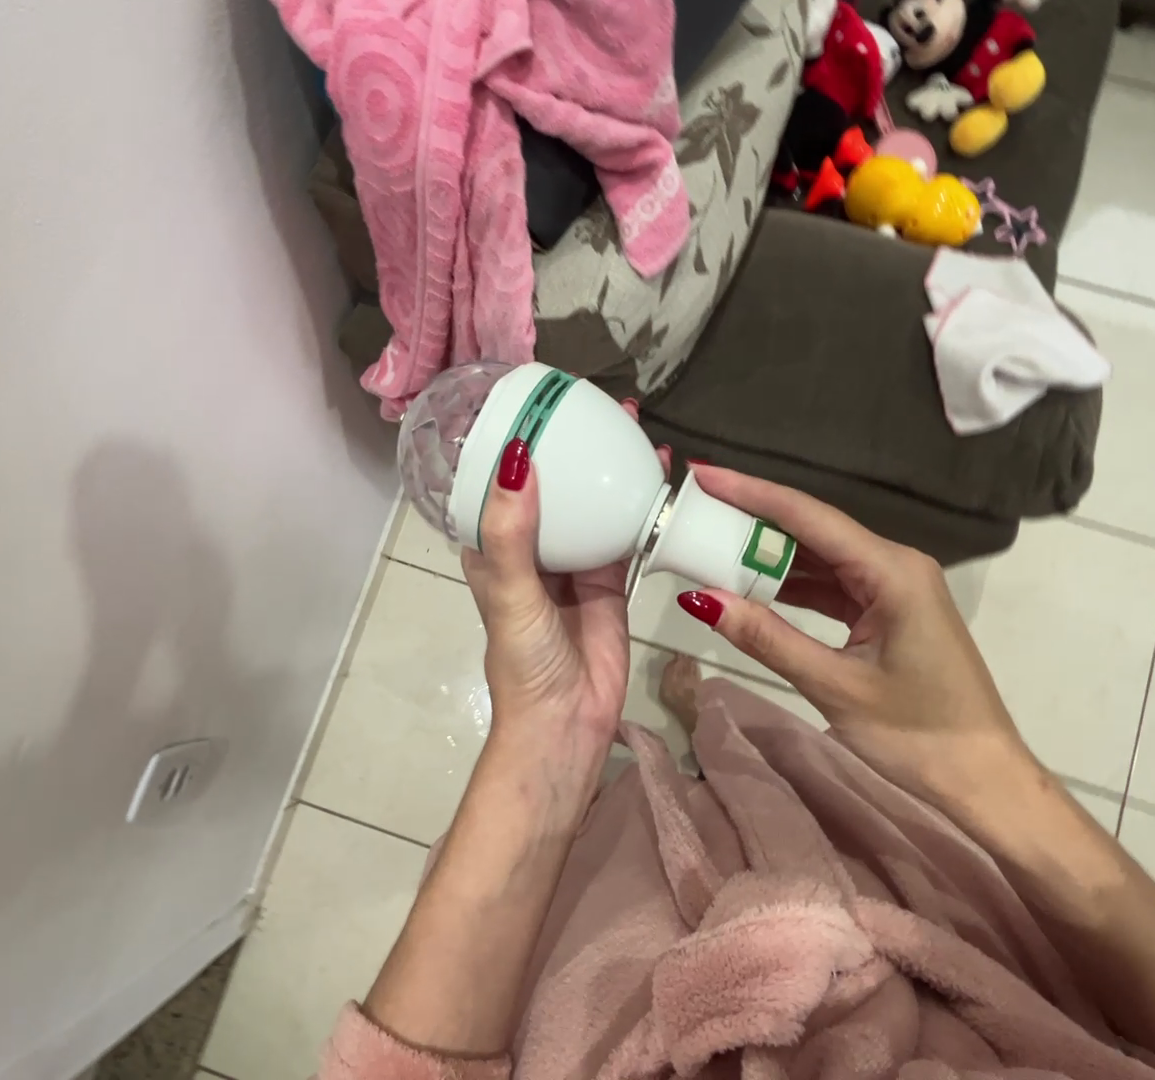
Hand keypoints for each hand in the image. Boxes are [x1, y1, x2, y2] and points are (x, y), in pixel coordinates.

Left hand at [461, 418, 662, 772]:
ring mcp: (574, 564)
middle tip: (593, 401)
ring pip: (590, 504)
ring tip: (630, 424)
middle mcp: (532, 550)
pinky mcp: (611, 581)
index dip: (512, 442)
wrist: (568, 723)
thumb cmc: (525, 660)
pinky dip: (639, 504)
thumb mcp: (509, 594)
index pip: (495, 484)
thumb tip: (518, 458)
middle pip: (550, 487)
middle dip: (568, 446)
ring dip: (606, 468)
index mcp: (494, 550)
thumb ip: (511, 533)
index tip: (534, 400)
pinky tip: (659, 472)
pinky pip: (625, 532)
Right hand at [674, 464, 1035, 804]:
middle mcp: (895, 565)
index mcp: (892, 571)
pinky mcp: (888, 610)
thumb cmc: (917, 734)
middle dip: (752, 520)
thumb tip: (700, 599)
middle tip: (696, 510)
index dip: (751, 492)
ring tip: (710, 544)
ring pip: (819, 557)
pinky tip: (752, 585)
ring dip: (768, 555)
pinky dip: (790, 585)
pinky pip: (830, 585)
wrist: (983, 778)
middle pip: (812, 530)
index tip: (703, 475)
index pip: (808, 517)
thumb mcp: (833, 686)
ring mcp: (893, 587)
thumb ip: (766, 637)